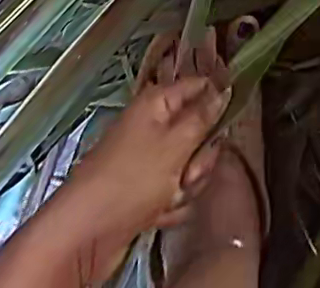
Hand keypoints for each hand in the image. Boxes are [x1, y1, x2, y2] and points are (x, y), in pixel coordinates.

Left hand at [54, 31, 230, 245]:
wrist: (85, 234)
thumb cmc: (130, 179)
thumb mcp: (175, 144)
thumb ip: (203, 117)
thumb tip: (224, 89)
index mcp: (158, 102)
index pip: (199, 86)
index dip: (218, 98)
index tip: (233, 114)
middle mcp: (154, 124)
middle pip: (199, 131)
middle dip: (199, 157)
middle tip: (187, 172)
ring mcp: (150, 158)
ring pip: (191, 164)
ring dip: (187, 185)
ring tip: (168, 197)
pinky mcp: (146, 188)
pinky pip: (175, 189)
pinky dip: (172, 204)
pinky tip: (159, 214)